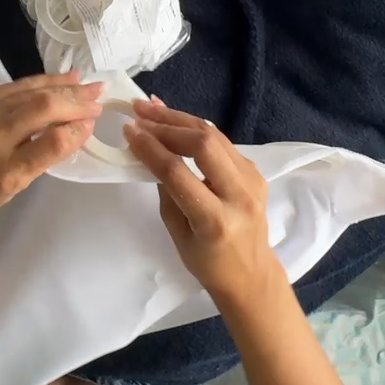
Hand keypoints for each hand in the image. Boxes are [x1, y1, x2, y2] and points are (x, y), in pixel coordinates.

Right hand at [124, 99, 287, 310]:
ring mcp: (253, 181)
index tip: (129, 131)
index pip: (178, 173)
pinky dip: (195, 128)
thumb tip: (150, 151)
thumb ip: (166, 191)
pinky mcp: (255, 171)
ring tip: (151, 108)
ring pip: (214, 135)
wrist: (253, 276)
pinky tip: (174, 120)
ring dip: (179, 119)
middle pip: (203, 144)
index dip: (150, 148)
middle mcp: (239, 196)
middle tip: (139, 112)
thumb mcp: (177, 233)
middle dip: (167, 124)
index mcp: (216, 220)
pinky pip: (222, 141)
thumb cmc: (208, 263)